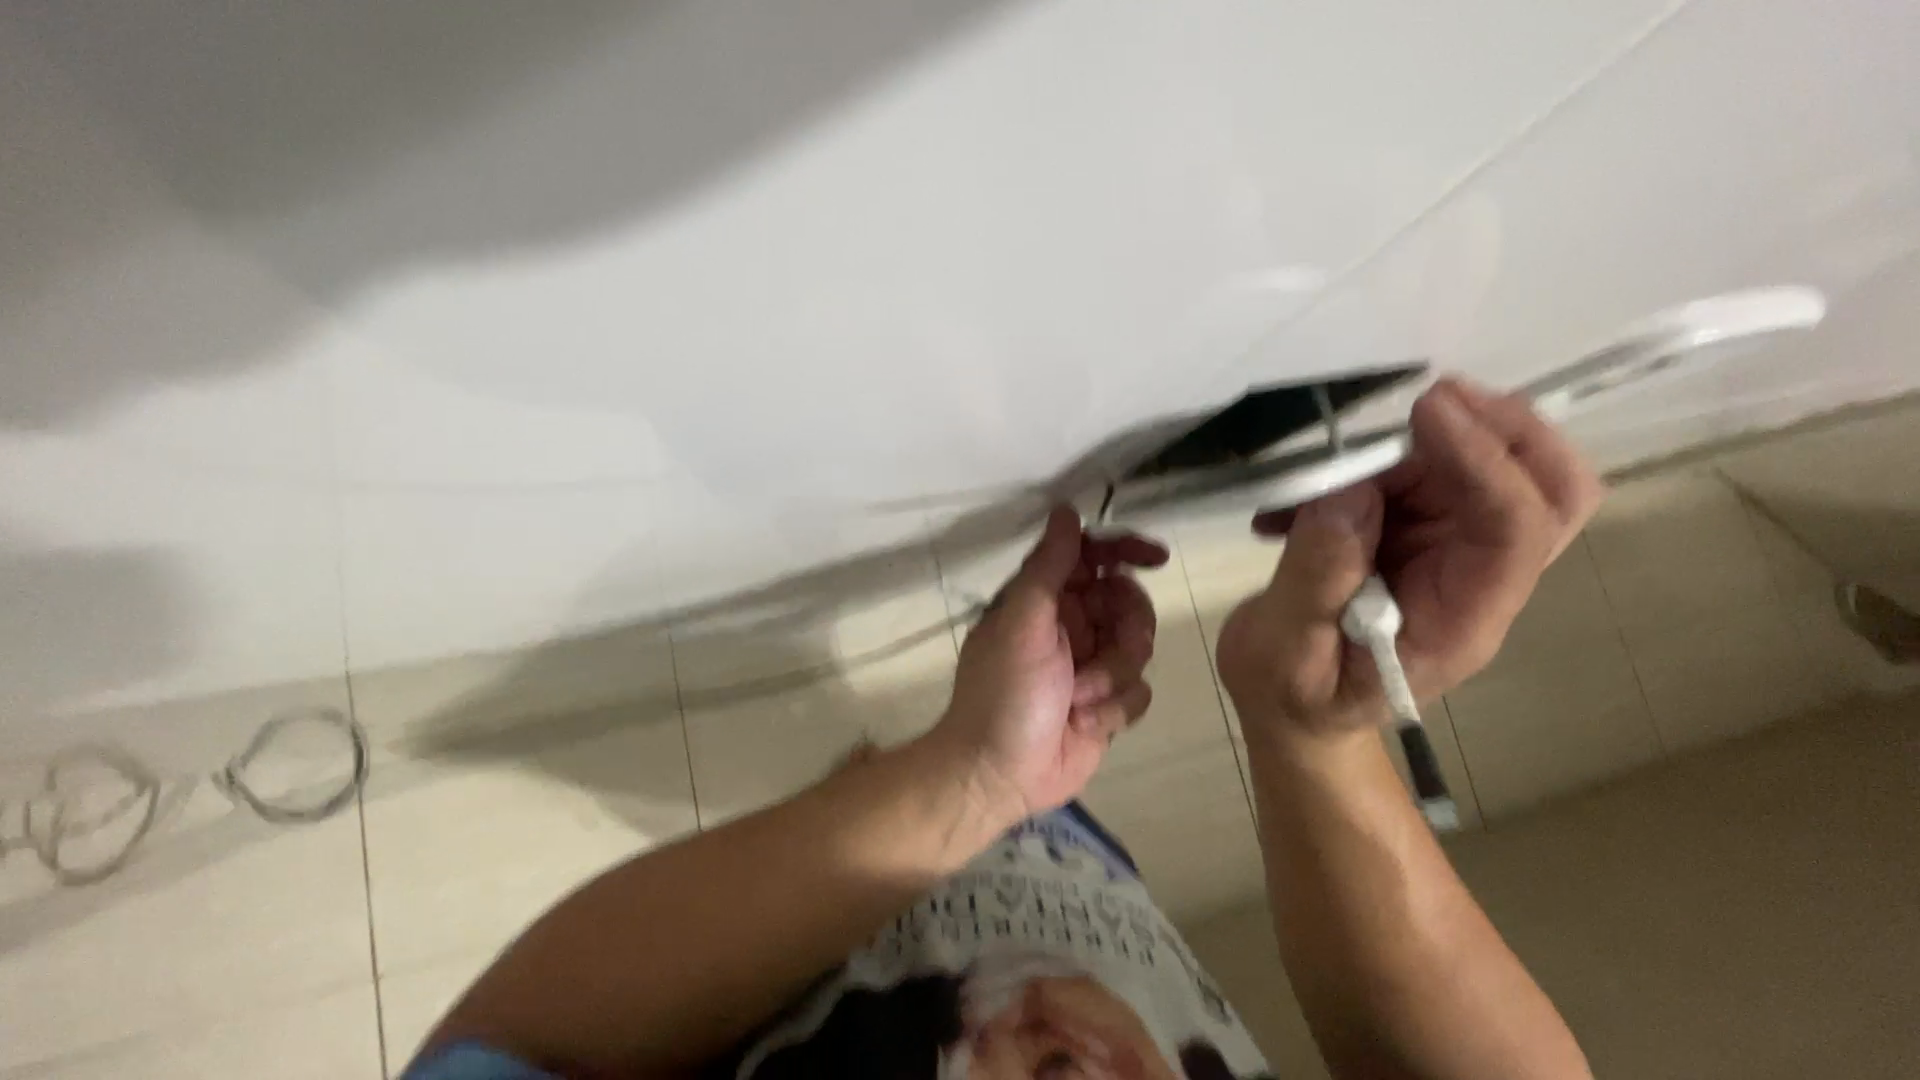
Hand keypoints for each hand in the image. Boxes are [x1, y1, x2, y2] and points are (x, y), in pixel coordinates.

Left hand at [928, 507, 1166, 819]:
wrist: (999, 773)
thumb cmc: (1004, 692)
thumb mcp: (1022, 620)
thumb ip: (1049, 566)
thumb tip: (1066, 510)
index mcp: (1045, 600)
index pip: (1093, 558)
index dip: (1125, 551)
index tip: (1155, 558)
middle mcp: (1071, 627)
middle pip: (1128, 603)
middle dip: (1127, 628)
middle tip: (1107, 649)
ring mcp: (1091, 666)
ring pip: (1139, 649)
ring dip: (1113, 676)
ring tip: (1080, 699)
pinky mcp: (1106, 705)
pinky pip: (1138, 692)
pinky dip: (1114, 708)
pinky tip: (1085, 724)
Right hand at [1215, 377, 1603, 743]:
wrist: (1291, 712)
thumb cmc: (1291, 697)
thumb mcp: (1286, 653)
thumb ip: (1317, 577)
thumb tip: (1349, 491)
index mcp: (1461, 622)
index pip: (1514, 531)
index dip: (1484, 462)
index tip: (1424, 411)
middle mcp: (1476, 581)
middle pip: (1549, 494)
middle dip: (1507, 433)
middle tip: (1435, 398)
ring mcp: (1452, 556)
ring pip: (1481, 473)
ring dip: (1410, 450)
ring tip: (1321, 473)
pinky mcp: (1418, 538)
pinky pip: (1421, 479)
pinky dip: (1370, 466)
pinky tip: (1302, 498)